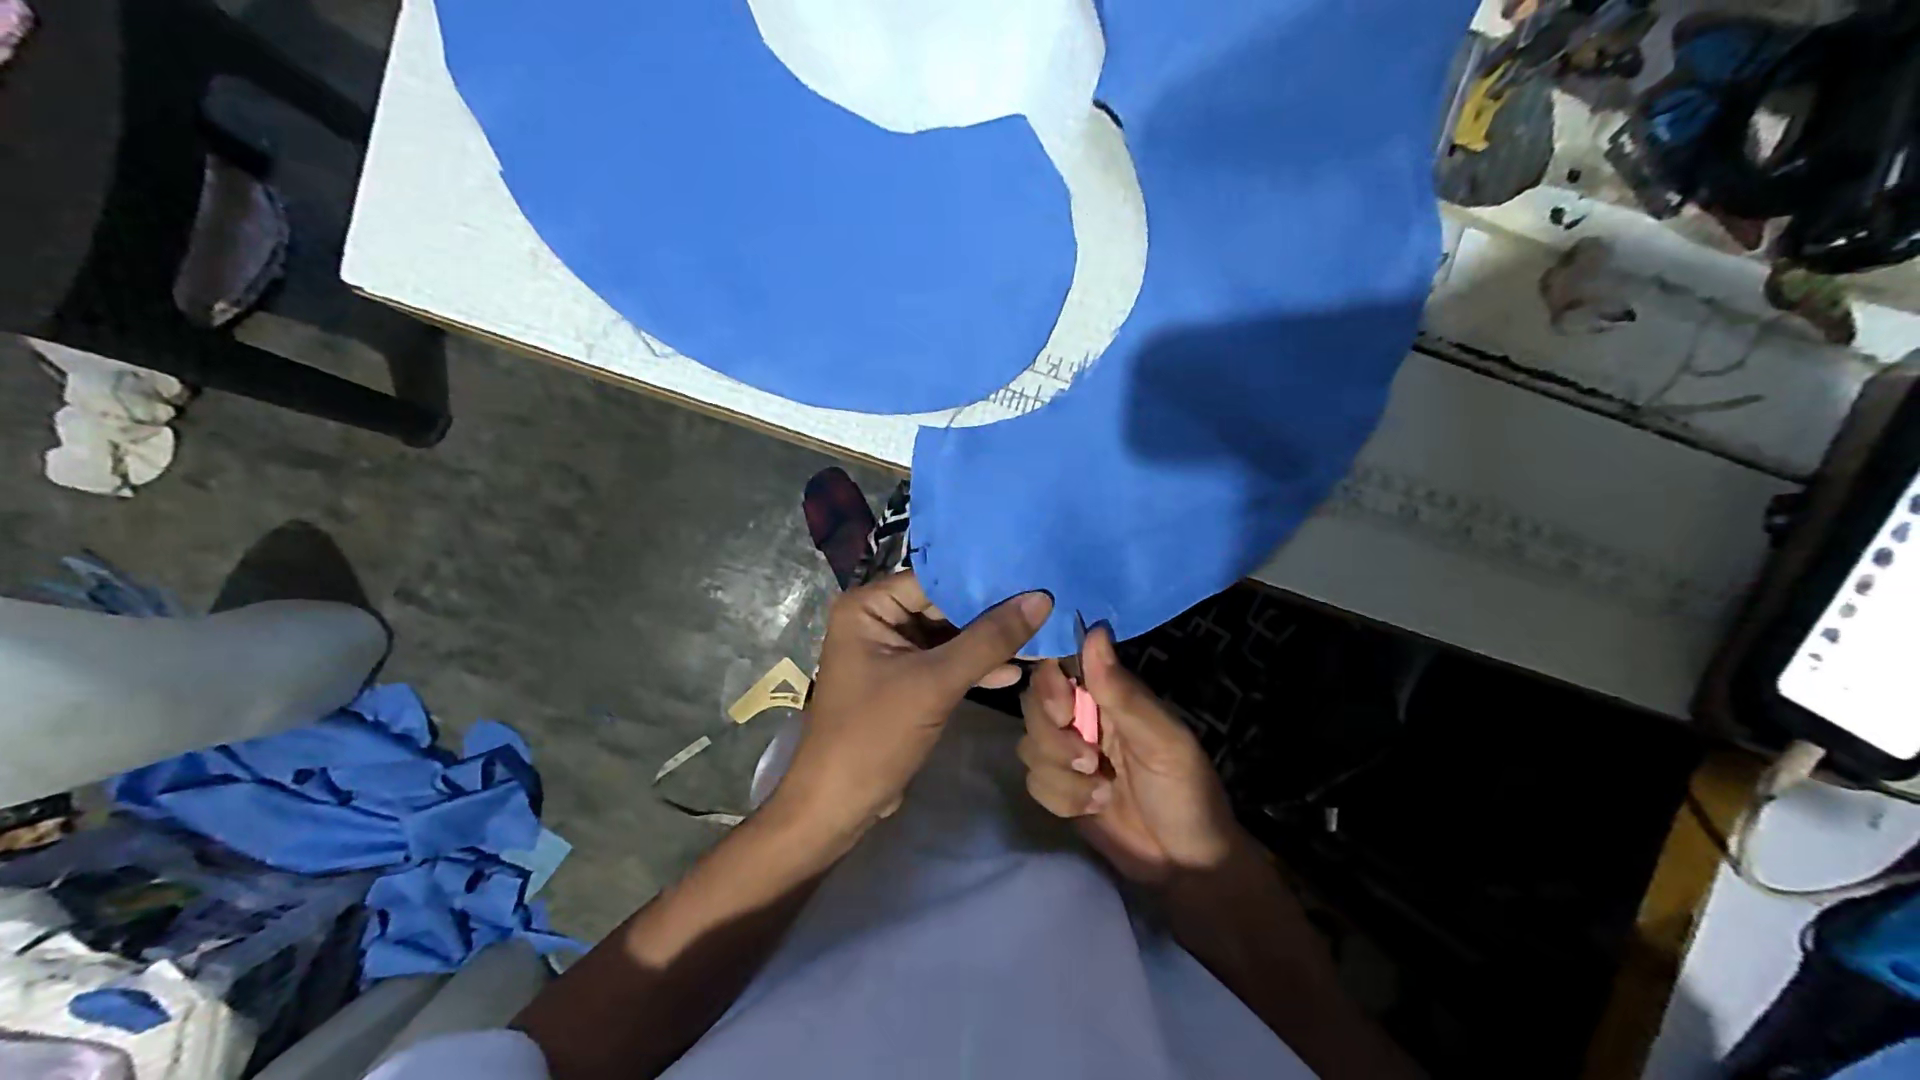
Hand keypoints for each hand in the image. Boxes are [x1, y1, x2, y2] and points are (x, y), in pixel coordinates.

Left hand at [770, 572, 1052, 838]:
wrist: (839, 806)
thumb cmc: (875, 735)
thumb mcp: (935, 683)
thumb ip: (989, 640)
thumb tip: (1041, 599)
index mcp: (868, 606)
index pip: (935, 579)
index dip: (984, 579)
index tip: (1033, 574)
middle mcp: (877, 620)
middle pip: (944, 605)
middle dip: (992, 613)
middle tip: (1046, 604)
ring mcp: (891, 652)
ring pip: (950, 635)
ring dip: (989, 642)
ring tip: (1040, 637)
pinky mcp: (905, 680)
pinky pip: (946, 662)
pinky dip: (975, 667)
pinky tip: (1014, 670)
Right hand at [1018, 626, 1240, 882]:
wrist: (1186, 866)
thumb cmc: (1186, 792)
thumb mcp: (1163, 740)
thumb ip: (1123, 691)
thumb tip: (1094, 630)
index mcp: (1109, 693)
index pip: (1058, 666)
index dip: (1049, 684)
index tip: (1064, 711)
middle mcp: (1082, 716)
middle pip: (1033, 704)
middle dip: (1054, 737)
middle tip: (1090, 760)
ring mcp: (1067, 753)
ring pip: (1029, 744)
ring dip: (1062, 774)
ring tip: (1102, 792)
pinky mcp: (1059, 788)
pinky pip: (1033, 781)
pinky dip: (1062, 798)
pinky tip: (1094, 807)